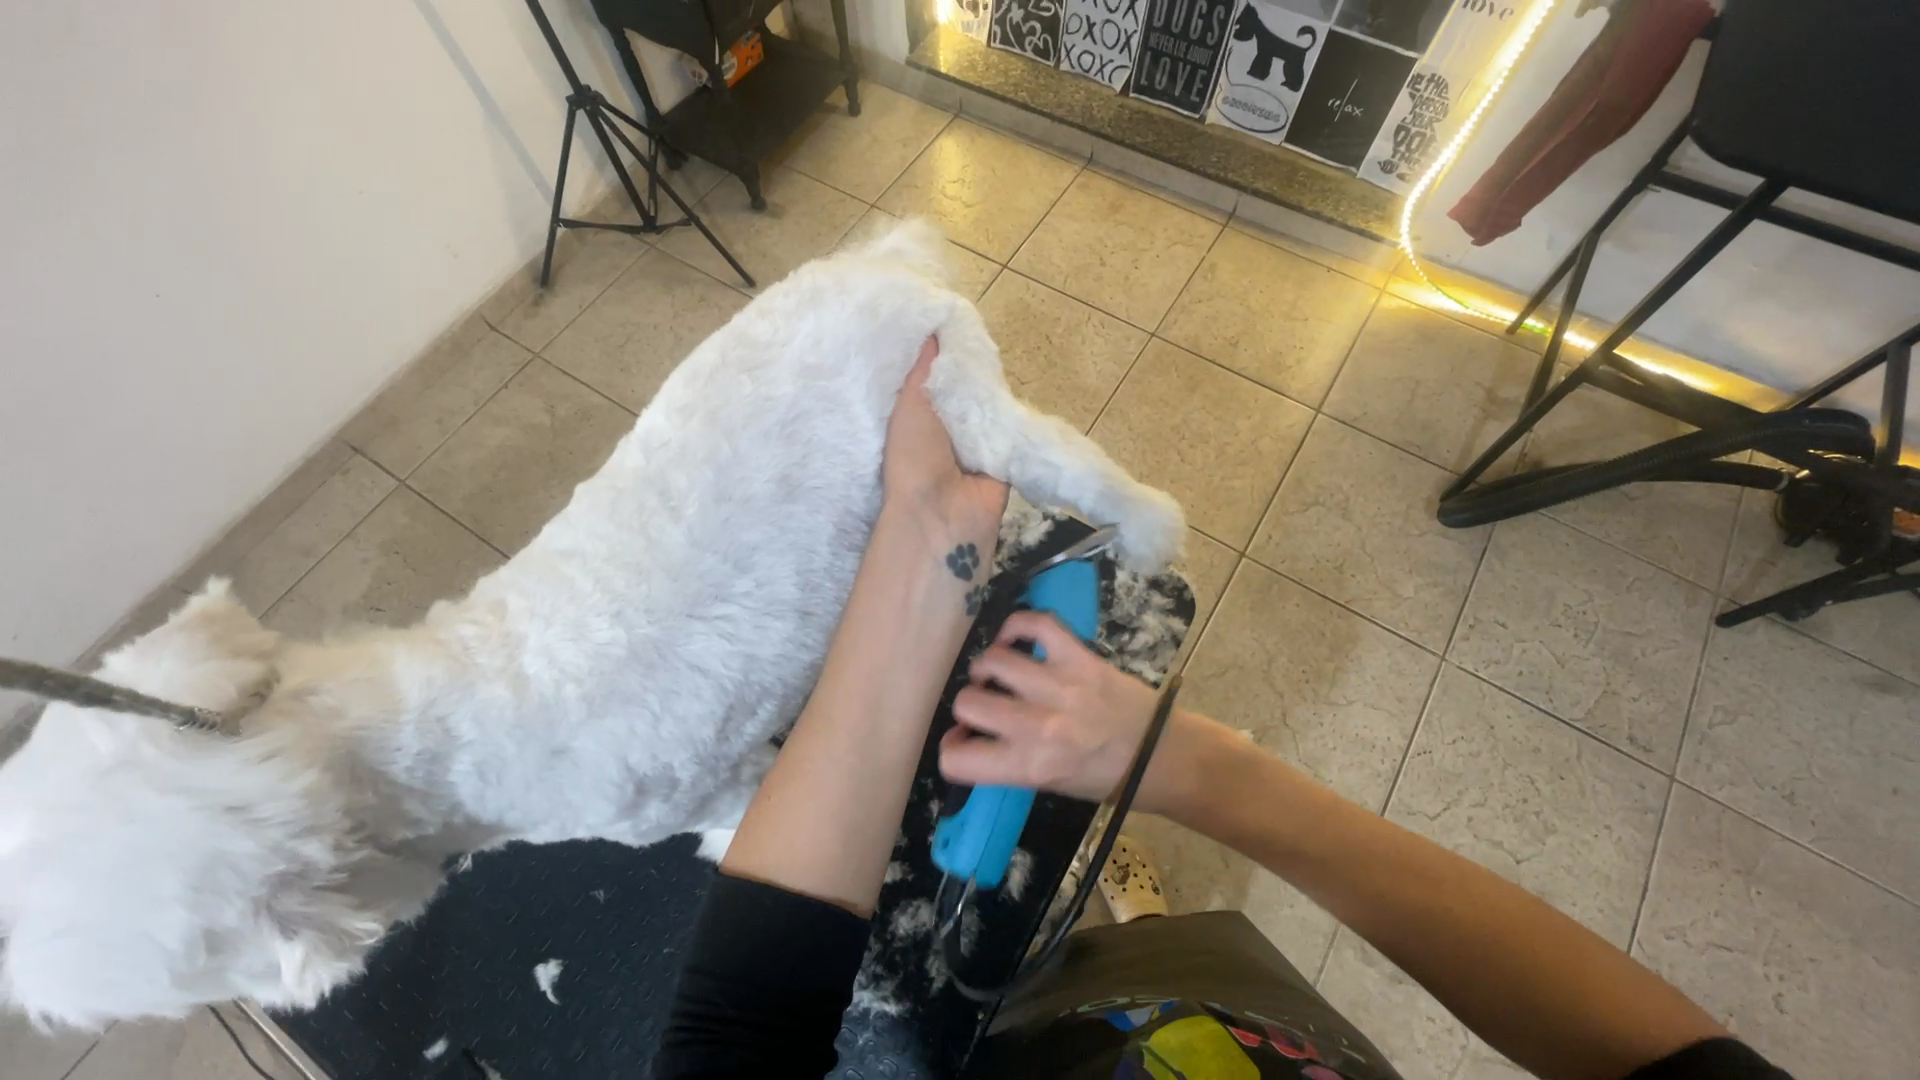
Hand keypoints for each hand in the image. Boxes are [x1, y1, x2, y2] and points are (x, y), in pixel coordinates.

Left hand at [884, 337, 1008, 549]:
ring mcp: (976, 446)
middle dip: (970, 369)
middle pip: (963, 393)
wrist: (942, 513)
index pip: (934, 384)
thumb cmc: (913, 459)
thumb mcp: (909, 406)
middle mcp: (945, 433)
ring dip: (992, 389)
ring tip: (997, 349)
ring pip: (987, 407)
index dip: (942, 360)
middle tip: (979, 332)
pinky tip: (1016, 384)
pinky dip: (1012, 412)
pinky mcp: (1004, 457)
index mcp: (917, 423)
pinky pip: (1010, 427)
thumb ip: (922, 370)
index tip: (951, 324)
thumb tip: (934, 329)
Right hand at [939, 611, 1182, 807]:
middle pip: (968, 702)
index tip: (962, 742)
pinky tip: (1014, 640)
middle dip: (968, 706)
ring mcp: (1061, 686)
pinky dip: (1017, 626)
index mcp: (1031, 767)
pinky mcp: (1081, 657)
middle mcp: (1040, 726)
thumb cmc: (1105, 778)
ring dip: (986, 668)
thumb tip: (970, 734)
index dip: (951, 750)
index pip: (958, 758)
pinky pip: (1036, 624)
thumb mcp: (1049, 785)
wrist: (1162, 756)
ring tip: (997, 674)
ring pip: (993, 661)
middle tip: (985, 707)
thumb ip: (1007, 761)